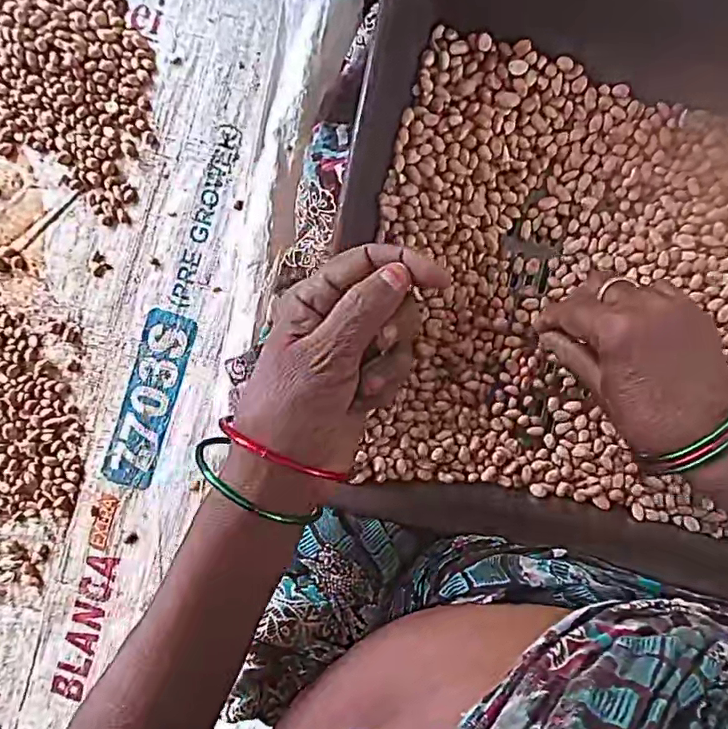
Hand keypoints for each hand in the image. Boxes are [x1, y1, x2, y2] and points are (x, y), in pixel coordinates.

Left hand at [233, 244, 450, 487]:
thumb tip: (399, 272)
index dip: (404, 263)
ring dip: (390, 362)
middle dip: (394, 324)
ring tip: (363, 385)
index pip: (365, 261)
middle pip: (391, 296)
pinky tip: (364, 401)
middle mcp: (335, 318)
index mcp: (314, 299)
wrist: (288, 466)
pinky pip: (396, 367)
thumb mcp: (325, 353)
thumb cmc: (289, 407)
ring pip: (399, 335)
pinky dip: (387, 384)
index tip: (439, 280)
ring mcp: (352, 350)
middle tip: (380, 344)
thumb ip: (364, 308)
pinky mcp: (366, 378)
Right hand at [535, 273, 727, 456]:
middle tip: (570, 325)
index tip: (543, 325)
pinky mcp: (692, 311)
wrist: (704, 433)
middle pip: (599, 287)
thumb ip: (574, 355)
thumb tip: (550, 338)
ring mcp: (671, 306)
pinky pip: (658, 292)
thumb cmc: (649, 420)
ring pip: (628, 286)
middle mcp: (643, 307)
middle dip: (580, 304)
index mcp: (614, 329)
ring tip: (604, 325)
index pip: (571, 309)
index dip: (551, 316)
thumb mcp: (601, 389)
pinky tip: (636, 324)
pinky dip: (642, 302)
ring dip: (611, 301)